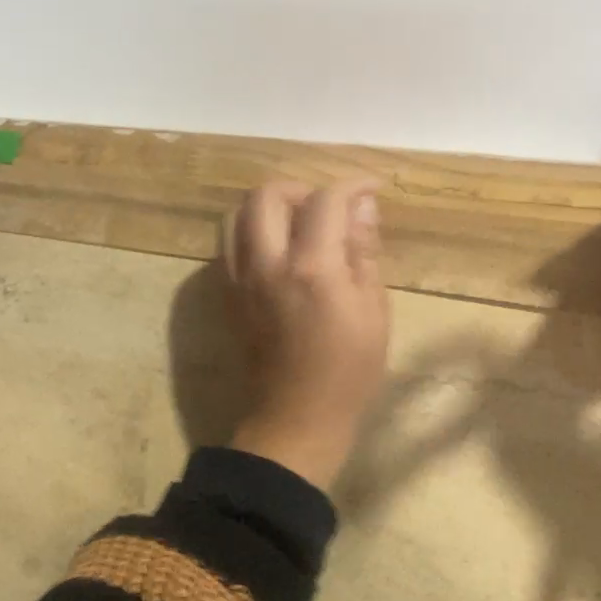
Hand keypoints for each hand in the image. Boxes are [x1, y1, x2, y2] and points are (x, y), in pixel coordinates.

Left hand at [221, 180, 390, 489]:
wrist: (296, 415)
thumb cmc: (348, 370)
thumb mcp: (374, 310)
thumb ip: (364, 251)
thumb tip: (363, 205)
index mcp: (311, 268)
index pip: (325, 200)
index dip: (351, 185)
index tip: (370, 189)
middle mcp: (267, 264)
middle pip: (266, 194)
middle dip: (300, 188)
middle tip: (326, 208)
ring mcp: (239, 279)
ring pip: (237, 215)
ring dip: (268, 208)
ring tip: (297, 226)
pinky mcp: (226, 295)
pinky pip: (228, 245)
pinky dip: (251, 233)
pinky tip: (277, 252)